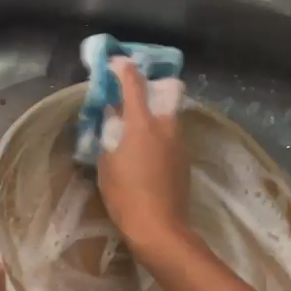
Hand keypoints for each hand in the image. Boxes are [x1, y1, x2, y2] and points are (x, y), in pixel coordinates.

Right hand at [96, 58, 192, 259]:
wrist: (160, 229)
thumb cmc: (125, 194)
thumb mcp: (106, 162)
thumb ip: (109, 135)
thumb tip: (112, 121)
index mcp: (142, 123)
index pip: (134, 85)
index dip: (124, 70)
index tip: (117, 61)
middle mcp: (166, 127)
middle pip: (165, 94)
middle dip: (150, 88)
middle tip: (132, 93)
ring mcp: (179, 144)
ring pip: (168, 116)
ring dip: (154, 112)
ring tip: (135, 123)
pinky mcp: (184, 160)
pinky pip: (170, 136)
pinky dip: (158, 133)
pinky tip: (145, 148)